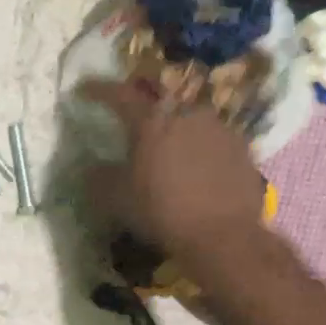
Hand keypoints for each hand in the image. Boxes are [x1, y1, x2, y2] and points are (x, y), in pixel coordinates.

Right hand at [79, 79, 267, 262]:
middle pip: (160, 104)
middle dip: (145, 112)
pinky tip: (197, 170)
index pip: (120, 95)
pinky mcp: (242, 147)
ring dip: (176, 131)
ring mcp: (219, 128)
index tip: (84, 89)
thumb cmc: (162, 212)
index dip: (99, 90)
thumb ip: (99, 178)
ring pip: (189, 121)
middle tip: (134, 127)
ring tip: (169, 153)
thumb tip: (92, 167)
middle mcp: (187, 114)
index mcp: (152, 121)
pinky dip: (200, 148)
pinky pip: (212, 140)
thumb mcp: (117, 199)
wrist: (223, 235)